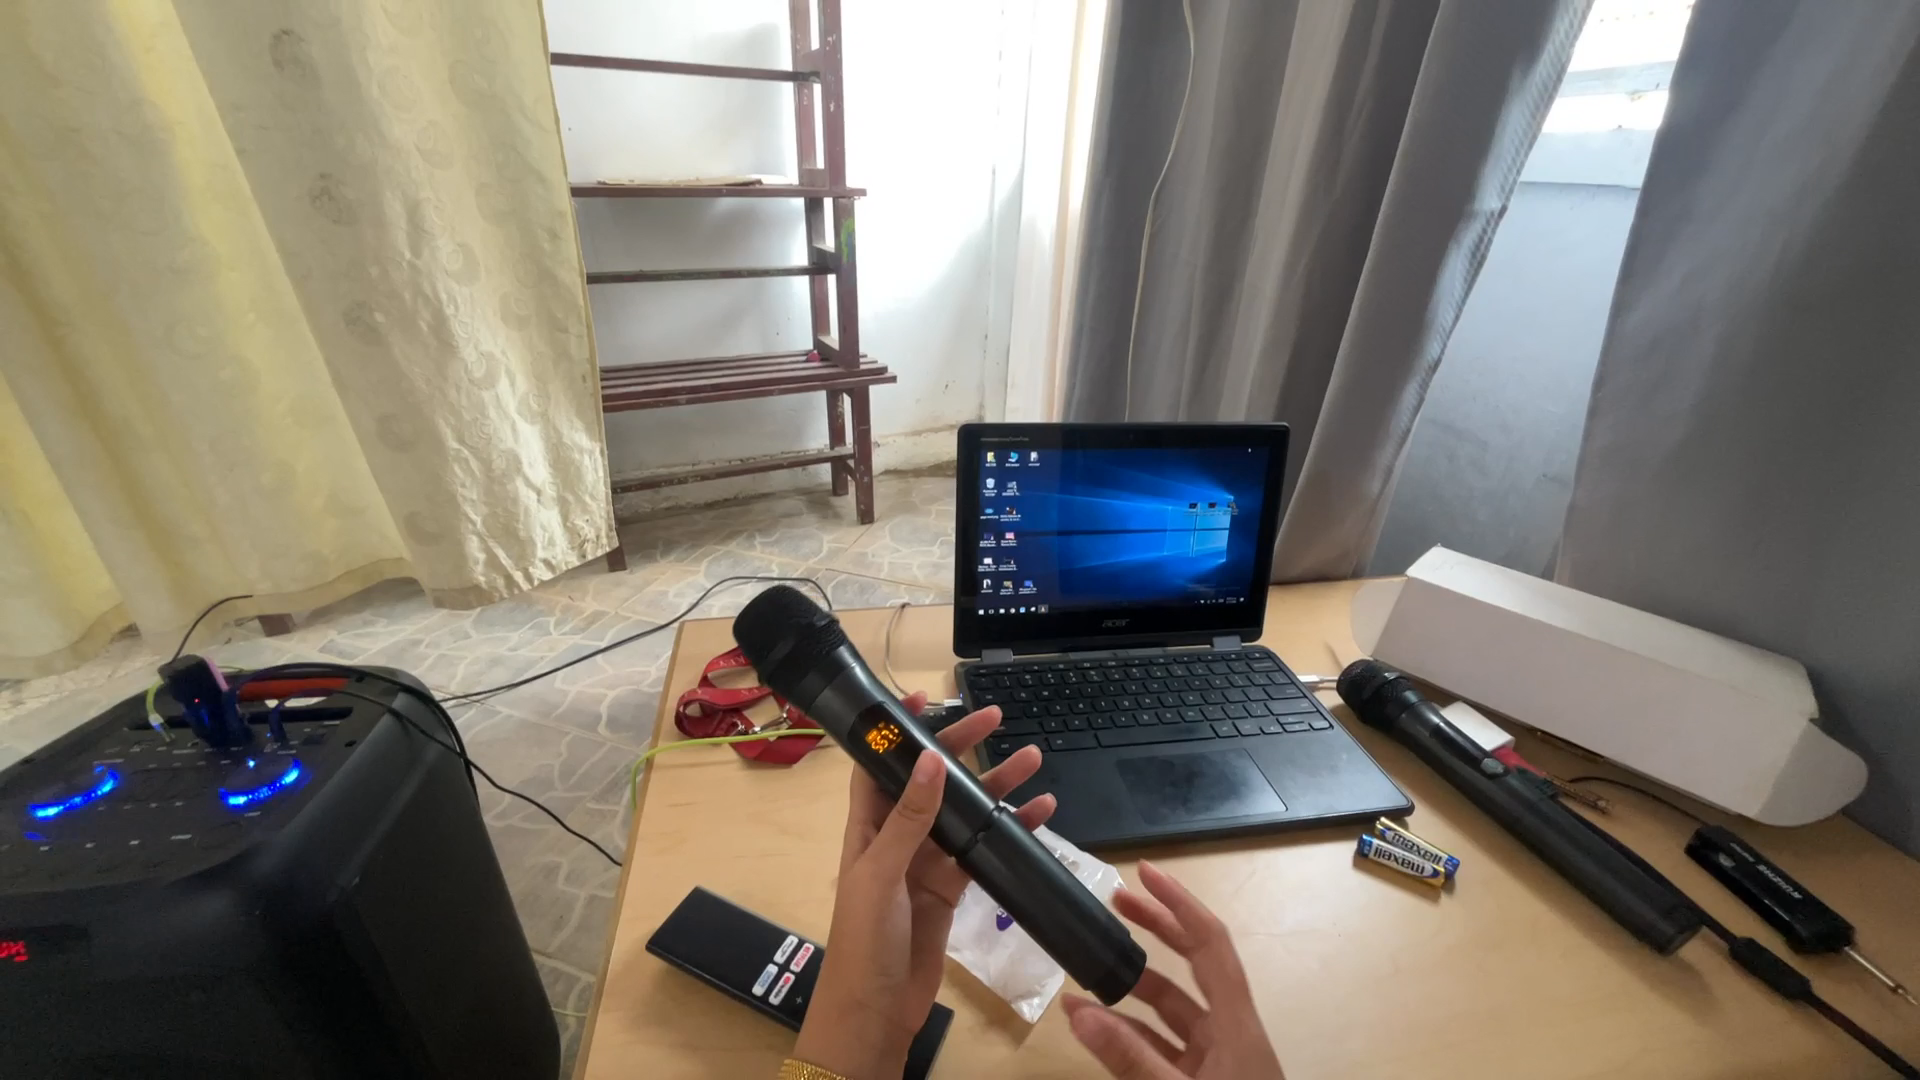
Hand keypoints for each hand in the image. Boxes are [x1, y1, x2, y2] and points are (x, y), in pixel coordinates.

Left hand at [792, 693, 1056, 1078]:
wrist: (878, 1012)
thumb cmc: (866, 938)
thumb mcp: (882, 874)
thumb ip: (908, 819)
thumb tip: (932, 760)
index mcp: (868, 822)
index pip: (879, 763)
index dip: (896, 731)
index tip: (923, 699)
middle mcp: (898, 831)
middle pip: (932, 777)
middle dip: (961, 746)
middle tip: (995, 717)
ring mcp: (927, 857)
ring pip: (965, 810)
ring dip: (996, 785)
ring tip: (1032, 757)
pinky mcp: (952, 884)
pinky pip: (984, 847)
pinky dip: (1010, 830)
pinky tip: (1040, 813)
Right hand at [1062, 861, 1284, 1079]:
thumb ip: (1130, 1060)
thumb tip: (1078, 1012)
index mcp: (1237, 1028)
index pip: (1210, 944)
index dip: (1179, 903)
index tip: (1143, 873)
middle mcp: (1229, 1035)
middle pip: (1192, 964)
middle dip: (1155, 929)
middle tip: (1114, 901)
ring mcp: (1216, 1064)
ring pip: (1171, 1009)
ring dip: (1130, 988)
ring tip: (1087, 971)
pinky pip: (1161, 1048)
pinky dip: (1128, 1034)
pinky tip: (1095, 1029)